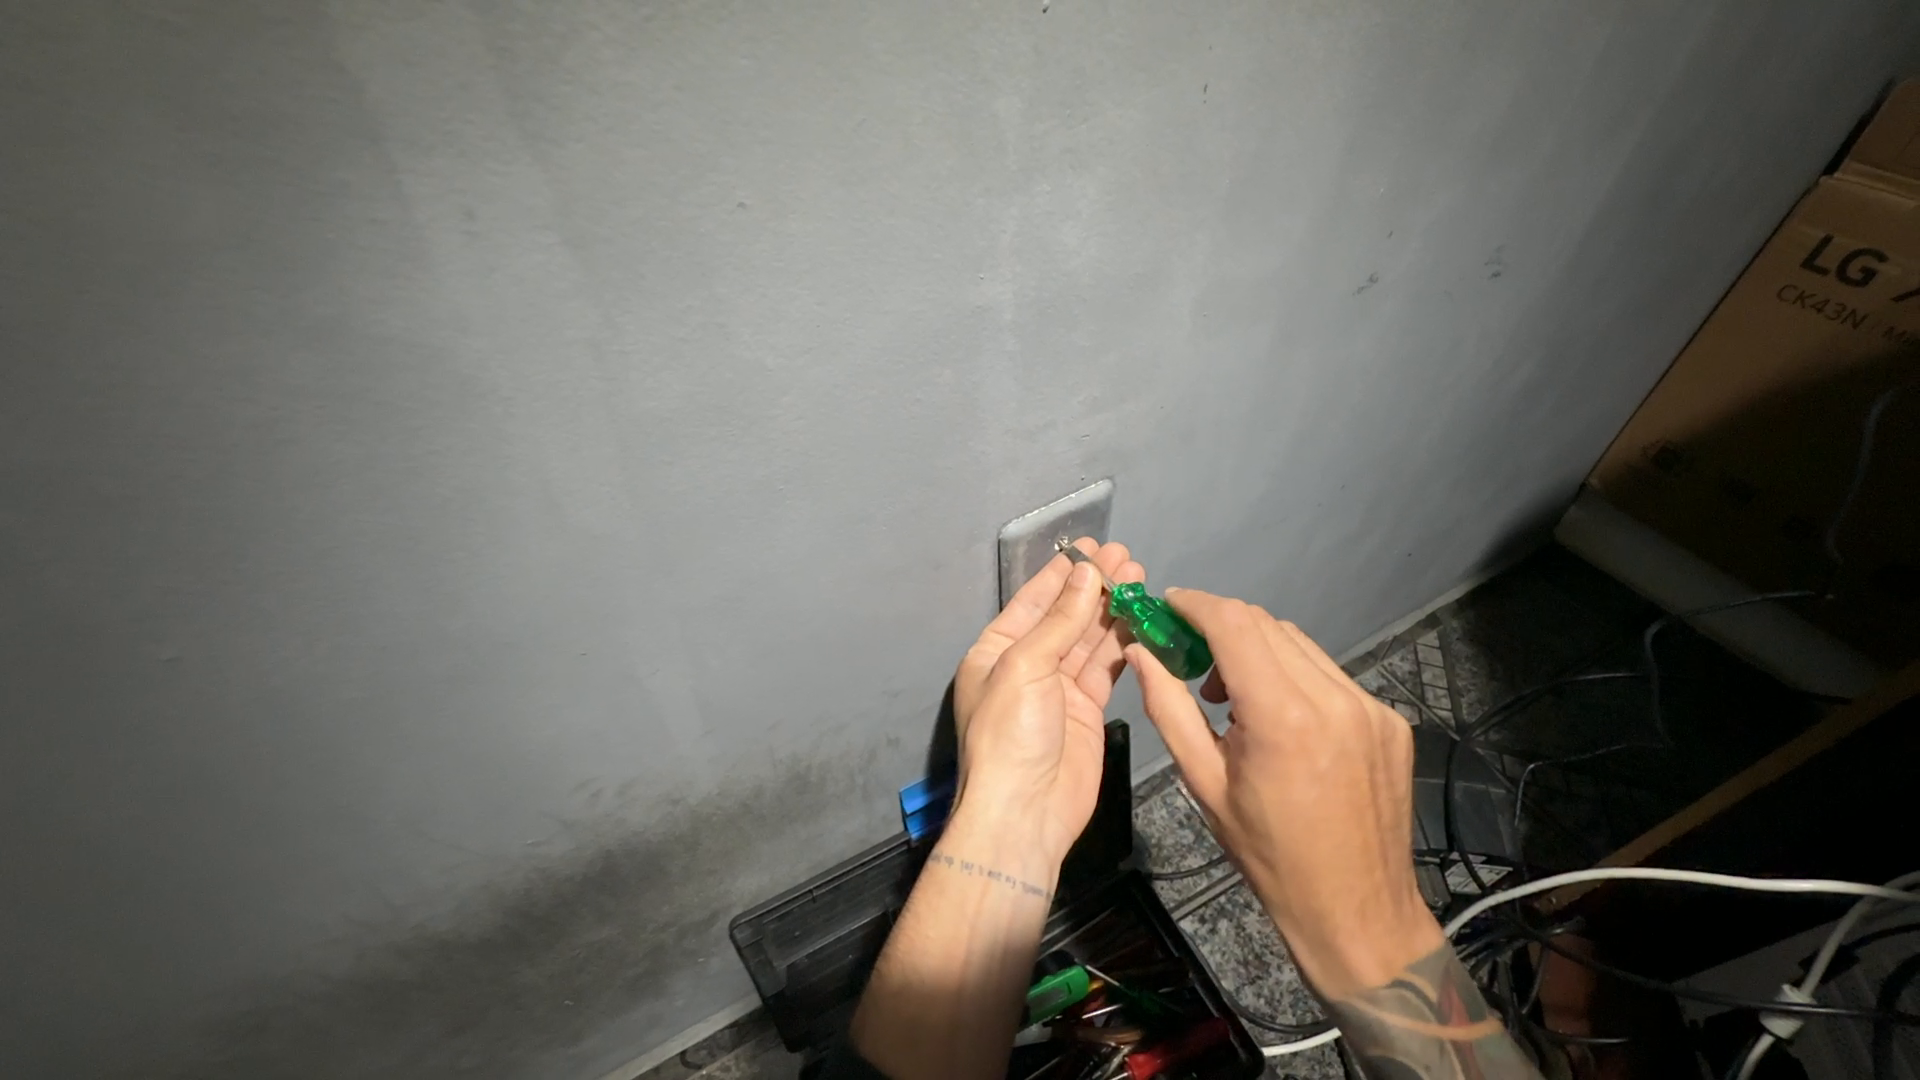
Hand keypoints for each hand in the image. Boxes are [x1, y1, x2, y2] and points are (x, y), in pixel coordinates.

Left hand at [950, 538, 1143, 864]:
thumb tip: (1086, 575)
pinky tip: (1140, 620)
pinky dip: (1122, 644)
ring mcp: (1058, 688)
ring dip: (1112, 610)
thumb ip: (1060, 621)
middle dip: (1093, 587)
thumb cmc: (1010, 733)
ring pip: (1088, 639)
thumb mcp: (1025, 667)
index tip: (1090, 548)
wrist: (1026, 811)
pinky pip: (1106, 668)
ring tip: (1140, 577)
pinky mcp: (1088, 709)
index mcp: (996, 652)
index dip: (1061, 575)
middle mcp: (1026, 665)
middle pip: (1064, 617)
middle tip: (1126, 557)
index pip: (1031, 602)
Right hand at [1127, 590, 1442, 997]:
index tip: (1168, 605)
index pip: (1234, 625)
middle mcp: (1333, 699)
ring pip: (1299, 643)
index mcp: (1282, 717)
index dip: (1196, 604)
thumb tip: (1140, 653)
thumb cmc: (1267, 853)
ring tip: (1230, 690)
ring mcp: (1370, 707)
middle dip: (1220, 624)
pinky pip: (1329, 672)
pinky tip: (1277, 712)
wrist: (1356, 910)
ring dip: (1256, 648)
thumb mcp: (1204, 782)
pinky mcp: (1390, 719)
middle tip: (1188, 653)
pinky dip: (1292, 674)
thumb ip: (1169, 708)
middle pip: (1265, 625)